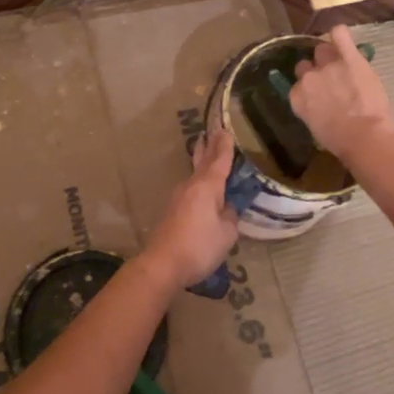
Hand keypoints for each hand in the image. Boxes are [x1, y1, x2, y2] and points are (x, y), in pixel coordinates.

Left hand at [142, 126, 240, 288]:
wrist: (162, 264)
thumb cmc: (199, 246)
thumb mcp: (226, 234)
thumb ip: (230, 217)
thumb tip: (227, 209)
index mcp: (207, 186)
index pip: (219, 160)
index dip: (225, 146)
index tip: (226, 129)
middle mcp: (191, 186)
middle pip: (202, 162)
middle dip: (209, 147)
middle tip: (212, 132)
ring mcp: (178, 197)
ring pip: (195, 176)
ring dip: (202, 164)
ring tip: (208, 156)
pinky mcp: (172, 211)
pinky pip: (191, 190)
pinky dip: (199, 183)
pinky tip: (203, 190)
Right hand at [290, 25, 393, 160]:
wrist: (365, 136)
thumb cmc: (341, 142)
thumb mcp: (317, 129)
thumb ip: (312, 111)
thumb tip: (318, 106)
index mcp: (297, 97)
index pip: (298, 85)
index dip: (309, 89)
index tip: (320, 96)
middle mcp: (308, 77)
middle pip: (306, 65)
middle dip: (317, 72)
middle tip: (332, 82)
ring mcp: (328, 64)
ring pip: (322, 49)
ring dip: (329, 56)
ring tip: (342, 64)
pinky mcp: (349, 56)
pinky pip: (339, 33)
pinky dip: (340, 34)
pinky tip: (343, 39)